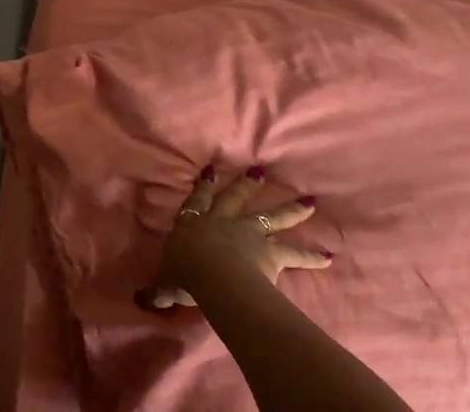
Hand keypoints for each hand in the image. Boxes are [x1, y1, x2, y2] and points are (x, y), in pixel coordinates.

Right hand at [142, 165, 333, 309]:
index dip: (203, 186)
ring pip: (271, 218)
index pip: (197, 200)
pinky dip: (312, 255)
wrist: (213, 277)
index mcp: (192, 223)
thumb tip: (140, 301)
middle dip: (247, 185)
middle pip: (235, 199)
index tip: (211, 169)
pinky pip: (294, 254)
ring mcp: (248, 234)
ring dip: (290, 210)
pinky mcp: (270, 252)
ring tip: (309, 202)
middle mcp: (221, 221)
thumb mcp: (165, 282)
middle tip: (260, 172)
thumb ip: (157, 290)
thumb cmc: (184, 273)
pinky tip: (329, 256)